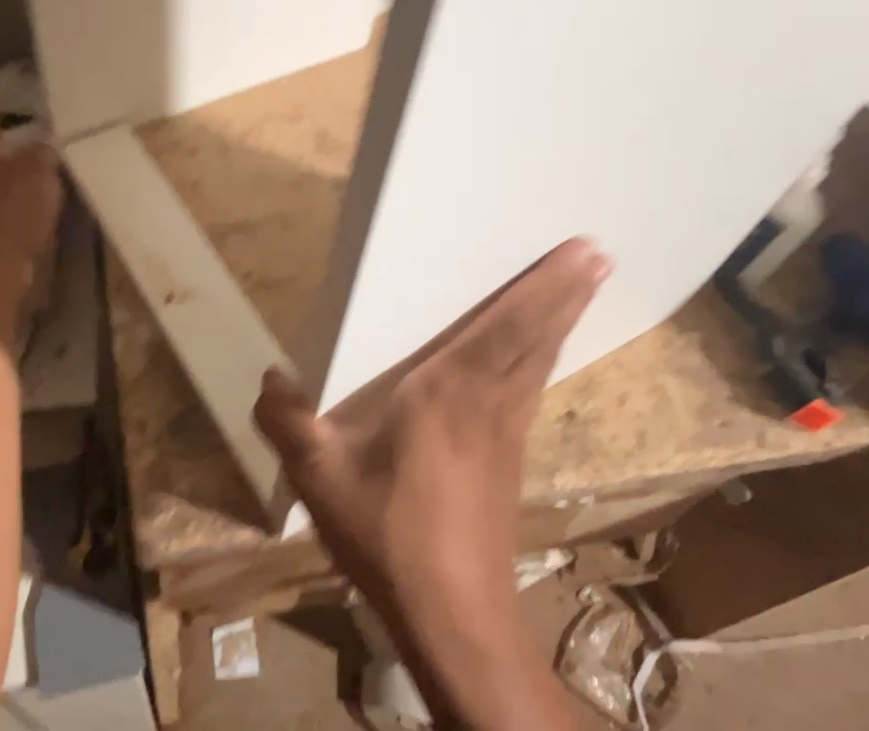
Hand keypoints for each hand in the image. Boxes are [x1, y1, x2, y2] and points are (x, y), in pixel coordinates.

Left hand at [0, 90, 60, 272]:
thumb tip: (45, 138)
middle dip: (5, 124)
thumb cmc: (11, 211)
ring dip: (9, 155)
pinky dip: (10, 182)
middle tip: (37, 115)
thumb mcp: (38, 170)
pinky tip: (33, 186)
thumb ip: (43, 147)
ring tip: (40, 149)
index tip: (20, 84)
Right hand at [253, 238, 608, 727]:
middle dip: (564, 295)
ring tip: (576, 294)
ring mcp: (506, 437)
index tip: (583, 251)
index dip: (543, 289)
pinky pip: (530, 391)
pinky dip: (541, 361)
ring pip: (538, 364)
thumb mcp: (320, 477)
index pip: (504, 328)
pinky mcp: (509, 465)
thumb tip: (270, 381)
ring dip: (559, 325)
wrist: (454, 617)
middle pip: (534, 338)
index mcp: (447, 393)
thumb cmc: (389, 535)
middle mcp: (488, 404)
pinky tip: (533, 365)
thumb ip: (288, 422)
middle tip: (597, 255)